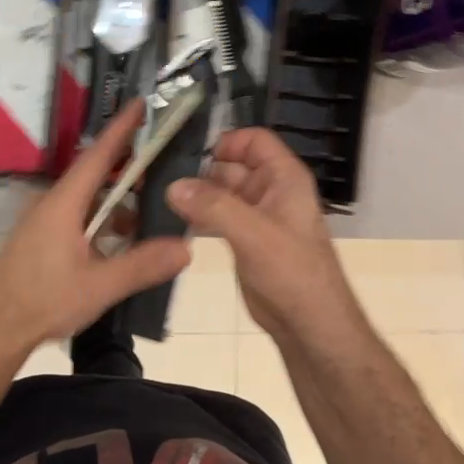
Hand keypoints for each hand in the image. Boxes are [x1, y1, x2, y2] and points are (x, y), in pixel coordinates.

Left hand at [0, 102, 192, 350]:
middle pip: (94, 177)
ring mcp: (39, 223)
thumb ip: (143, 265)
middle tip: (161, 168)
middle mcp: (49, 205)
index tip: (140, 104)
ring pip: (85, 202)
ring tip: (147, 218)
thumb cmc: (44, 301)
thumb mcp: (100, 286)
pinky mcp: (37, 241)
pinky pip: (74, 220)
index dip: (121, 129)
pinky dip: (99, 224)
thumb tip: (185, 248)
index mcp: (63, 204)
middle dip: (127, 171)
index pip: (97, 156)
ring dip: (115, 206)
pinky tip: (117, 247)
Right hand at [165, 128, 362, 340]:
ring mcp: (256, 216)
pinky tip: (171, 218)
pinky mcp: (243, 240)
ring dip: (194, 193)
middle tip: (157, 174)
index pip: (253, 141)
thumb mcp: (253, 233)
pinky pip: (217, 217)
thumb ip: (214, 206)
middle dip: (199, 168)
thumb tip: (173, 185)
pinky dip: (197, 215)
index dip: (224, 141)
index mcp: (284, 178)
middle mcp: (270, 191)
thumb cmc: (292, 272)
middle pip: (231, 165)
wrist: (307, 322)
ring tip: (156, 193)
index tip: (186, 151)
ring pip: (221, 192)